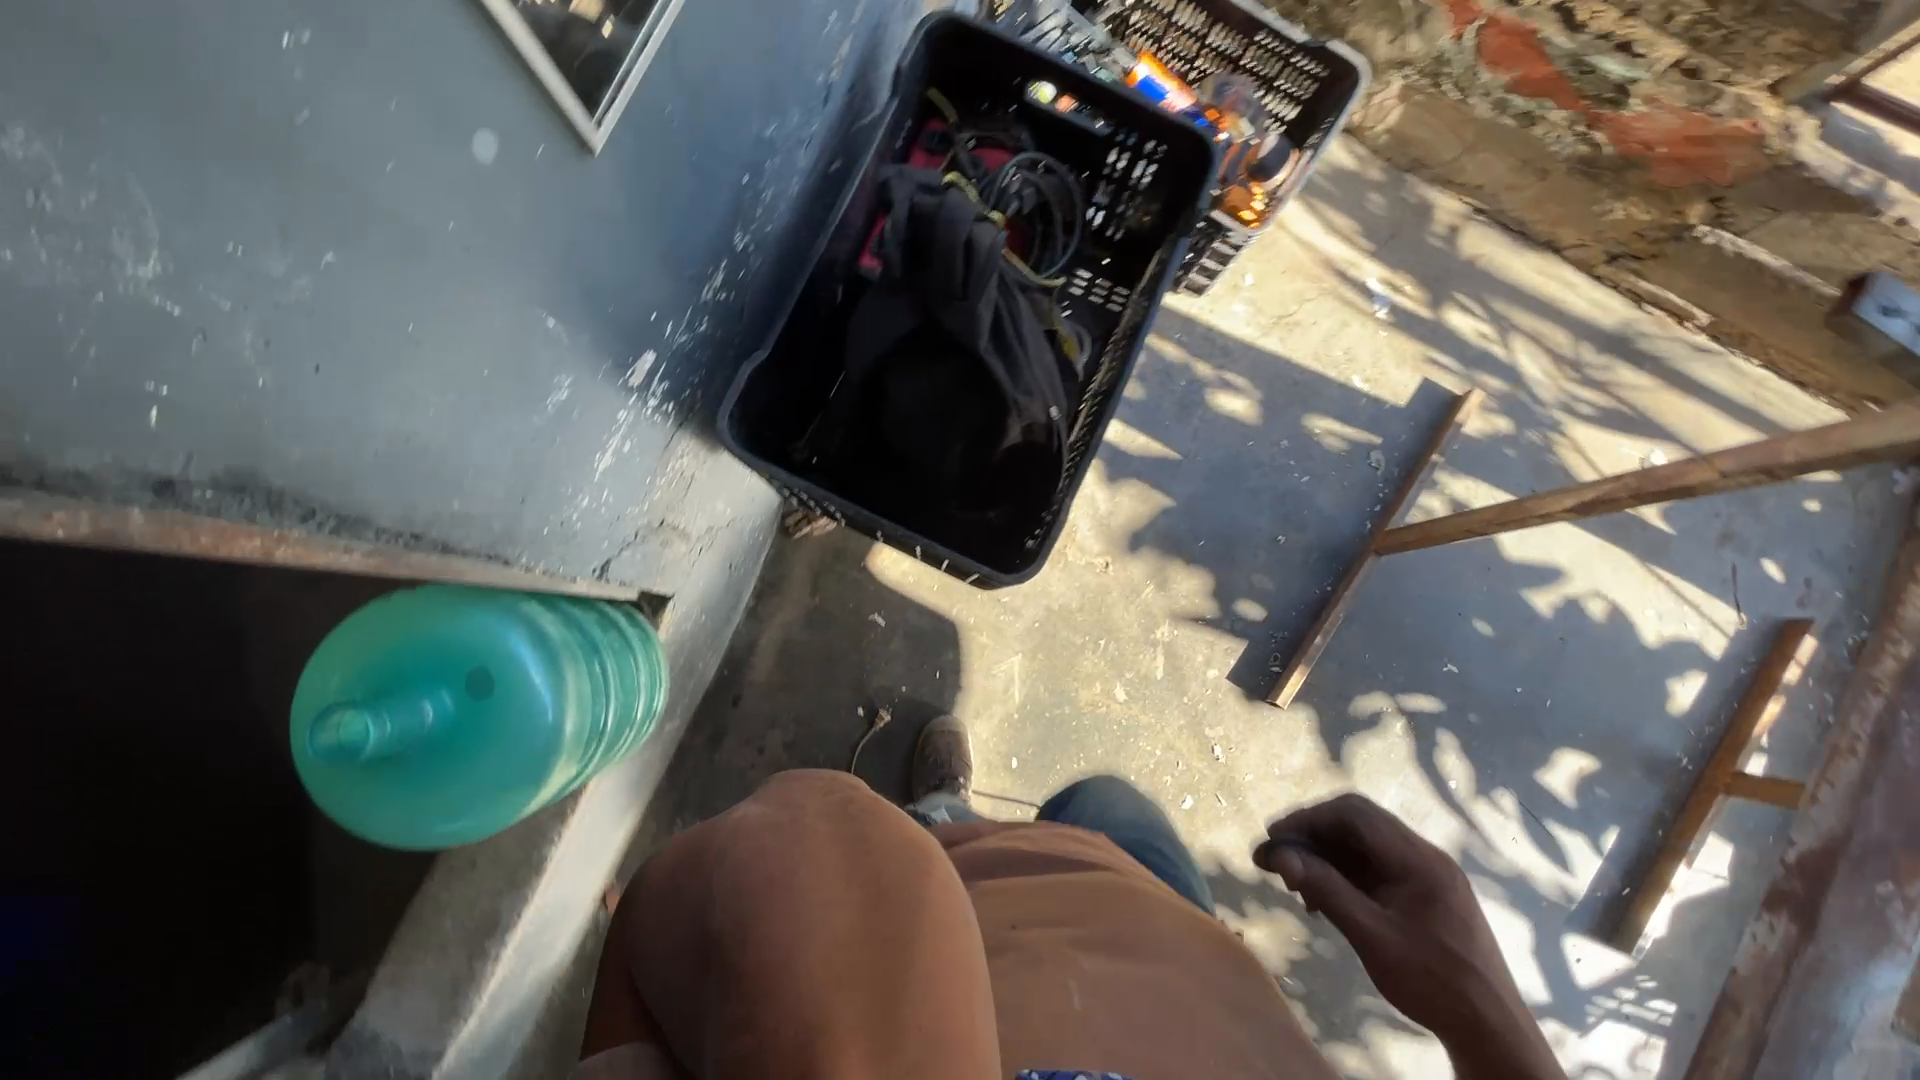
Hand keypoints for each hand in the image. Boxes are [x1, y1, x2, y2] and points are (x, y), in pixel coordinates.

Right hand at [1255, 794, 1562, 1079]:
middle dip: (1313, 834)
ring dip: (1327, 855)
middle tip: (1279, 857)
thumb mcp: (1372, 936)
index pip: (1353, 814)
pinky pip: (1376, 866)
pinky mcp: (1425, 892)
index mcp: (1418, 859)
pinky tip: (1325, 898)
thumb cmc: (1432, 982)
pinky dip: (1345, 873)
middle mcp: (1424, 855)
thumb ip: (1326, 890)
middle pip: (1357, 822)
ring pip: (1364, 844)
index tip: (1274, 840)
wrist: (1491, 1028)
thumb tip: (1280, 856)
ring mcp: (1427, 873)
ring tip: (1296, 882)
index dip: (1308, 819)